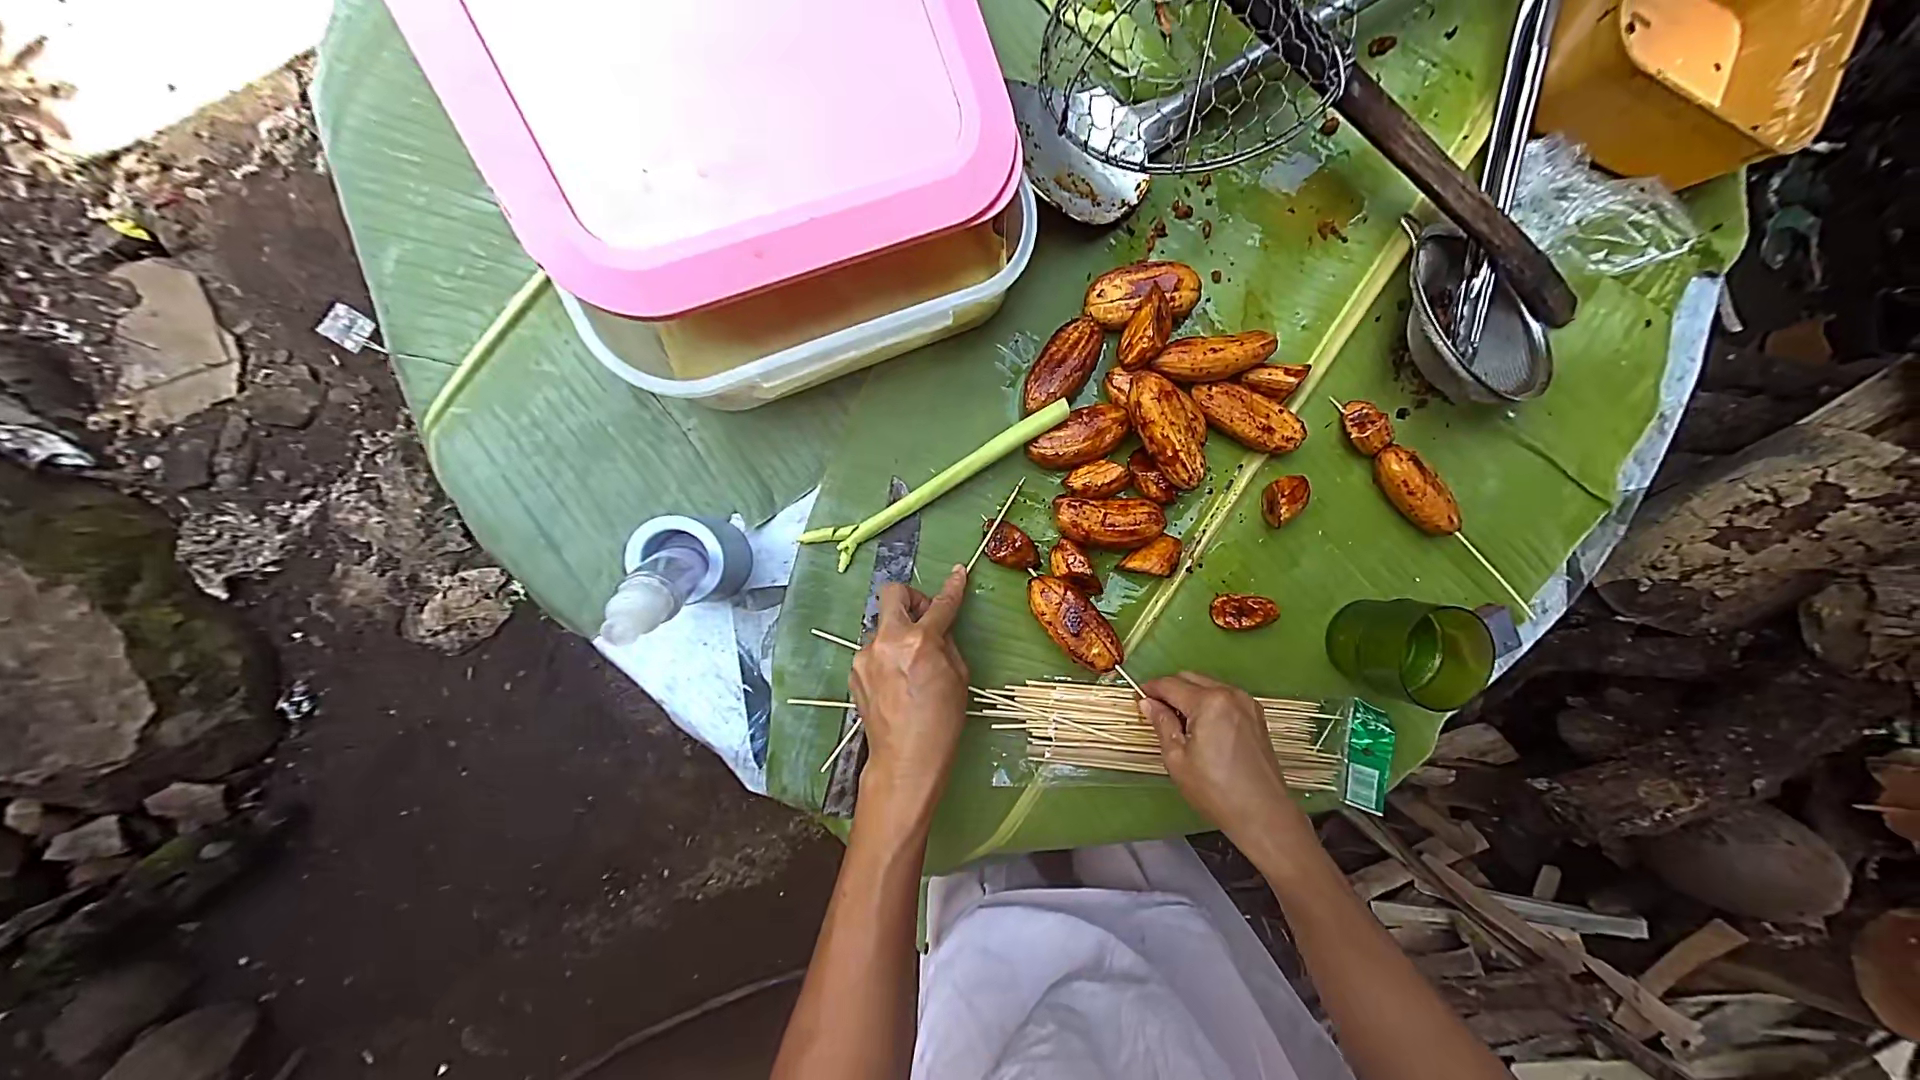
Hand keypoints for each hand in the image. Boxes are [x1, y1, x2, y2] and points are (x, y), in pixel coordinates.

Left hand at [849, 565, 970, 830]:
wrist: (906, 758)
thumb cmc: (941, 721)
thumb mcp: (958, 676)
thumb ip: (946, 642)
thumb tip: (938, 627)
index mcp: (918, 642)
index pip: (940, 604)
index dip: (952, 588)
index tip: (957, 574)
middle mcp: (886, 641)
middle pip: (893, 593)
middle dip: (912, 598)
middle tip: (926, 619)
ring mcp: (865, 656)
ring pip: (883, 625)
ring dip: (899, 632)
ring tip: (913, 664)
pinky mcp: (855, 671)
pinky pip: (874, 649)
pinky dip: (888, 653)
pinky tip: (898, 680)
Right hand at [1139, 672, 1310, 848]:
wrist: (1264, 815)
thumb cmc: (1216, 790)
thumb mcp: (1177, 758)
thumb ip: (1162, 723)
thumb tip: (1148, 704)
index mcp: (1209, 702)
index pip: (1170, 684)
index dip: (1150, 690)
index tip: (1138, 698)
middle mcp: (1230, 695)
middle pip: (1189, 678)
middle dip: (1169, 690)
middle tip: (1155, 711)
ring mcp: (1246, 703)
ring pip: (1206, 685)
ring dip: (1188, 695)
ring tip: (1177, 723)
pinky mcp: (1256, 715)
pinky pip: (1223, 697)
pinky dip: (1207, 703)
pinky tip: (1200, 727)